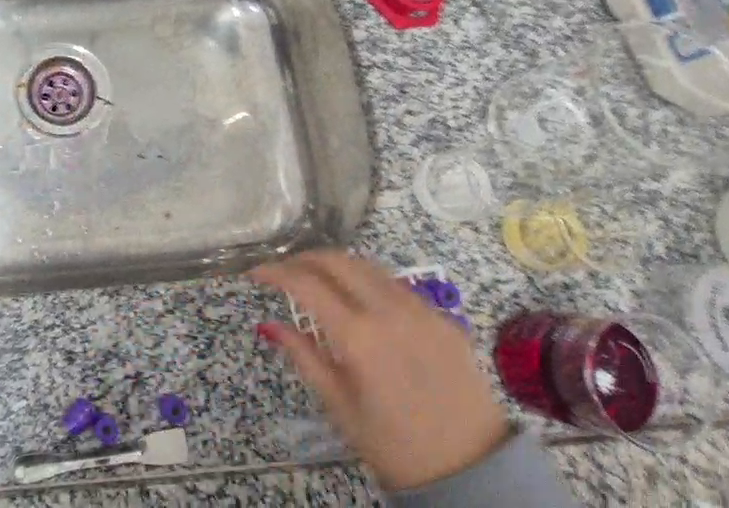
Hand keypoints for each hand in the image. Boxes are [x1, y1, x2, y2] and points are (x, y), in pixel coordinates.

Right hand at [249, 252, 510, 491]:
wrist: (473, 470)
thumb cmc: (395, 445)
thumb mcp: (339, 405)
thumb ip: (304, 357)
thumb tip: (270, 325)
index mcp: (359, 336)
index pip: (306, 283)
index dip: (274, 271)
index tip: (255, 273)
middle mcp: (390, 311)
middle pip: (338, 260)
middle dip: (303, 258)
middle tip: (283, 270)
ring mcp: (422, 311)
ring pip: (369, 266)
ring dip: (337, 265)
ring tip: (317, 279)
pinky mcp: (444, 319)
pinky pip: (397, 285)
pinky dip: (368, 281)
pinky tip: (360, 301)